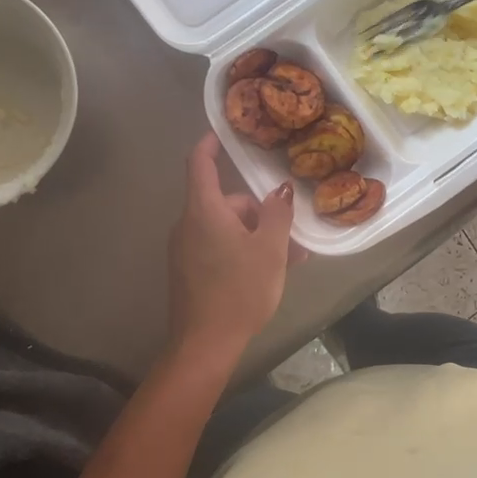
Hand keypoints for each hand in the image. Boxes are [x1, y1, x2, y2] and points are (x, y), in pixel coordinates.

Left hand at [166, 134, 296, 356]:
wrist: (204, 344)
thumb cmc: (240, 290)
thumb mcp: (270, 249)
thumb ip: (277, 214)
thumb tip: (280, 191)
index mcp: (204, 211)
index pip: (200, 163)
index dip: (210, 144)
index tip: (222, 133)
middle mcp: (188, 224)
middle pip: (225, 202)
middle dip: (259, 212)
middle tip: (292, 235)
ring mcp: (185, 250)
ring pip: (225, 228)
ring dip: (256, 236)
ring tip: (290, 260)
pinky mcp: (188, 271)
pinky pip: (218, 247)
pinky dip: (241, 251)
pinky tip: (267, 273)